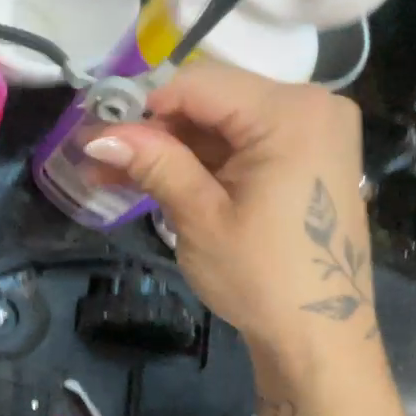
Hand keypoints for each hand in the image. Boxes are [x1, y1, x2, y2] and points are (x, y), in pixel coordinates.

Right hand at [82, 63, 373, 354]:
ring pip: (224, 124)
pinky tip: (158, 181)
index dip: (144, 108)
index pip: (201, 84)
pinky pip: (244, 145)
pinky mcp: (306, 158)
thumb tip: (98, 135)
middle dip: (155, 130)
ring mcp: (312, 132)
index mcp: (290, 113)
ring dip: (172, 149)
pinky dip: (202, 162)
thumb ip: (155, 165)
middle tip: (101, 163)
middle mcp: (311, 105)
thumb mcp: (200, 217)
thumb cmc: (259, 276)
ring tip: (116, 177)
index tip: (100, 141)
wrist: (318, 332)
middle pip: (213, 101)